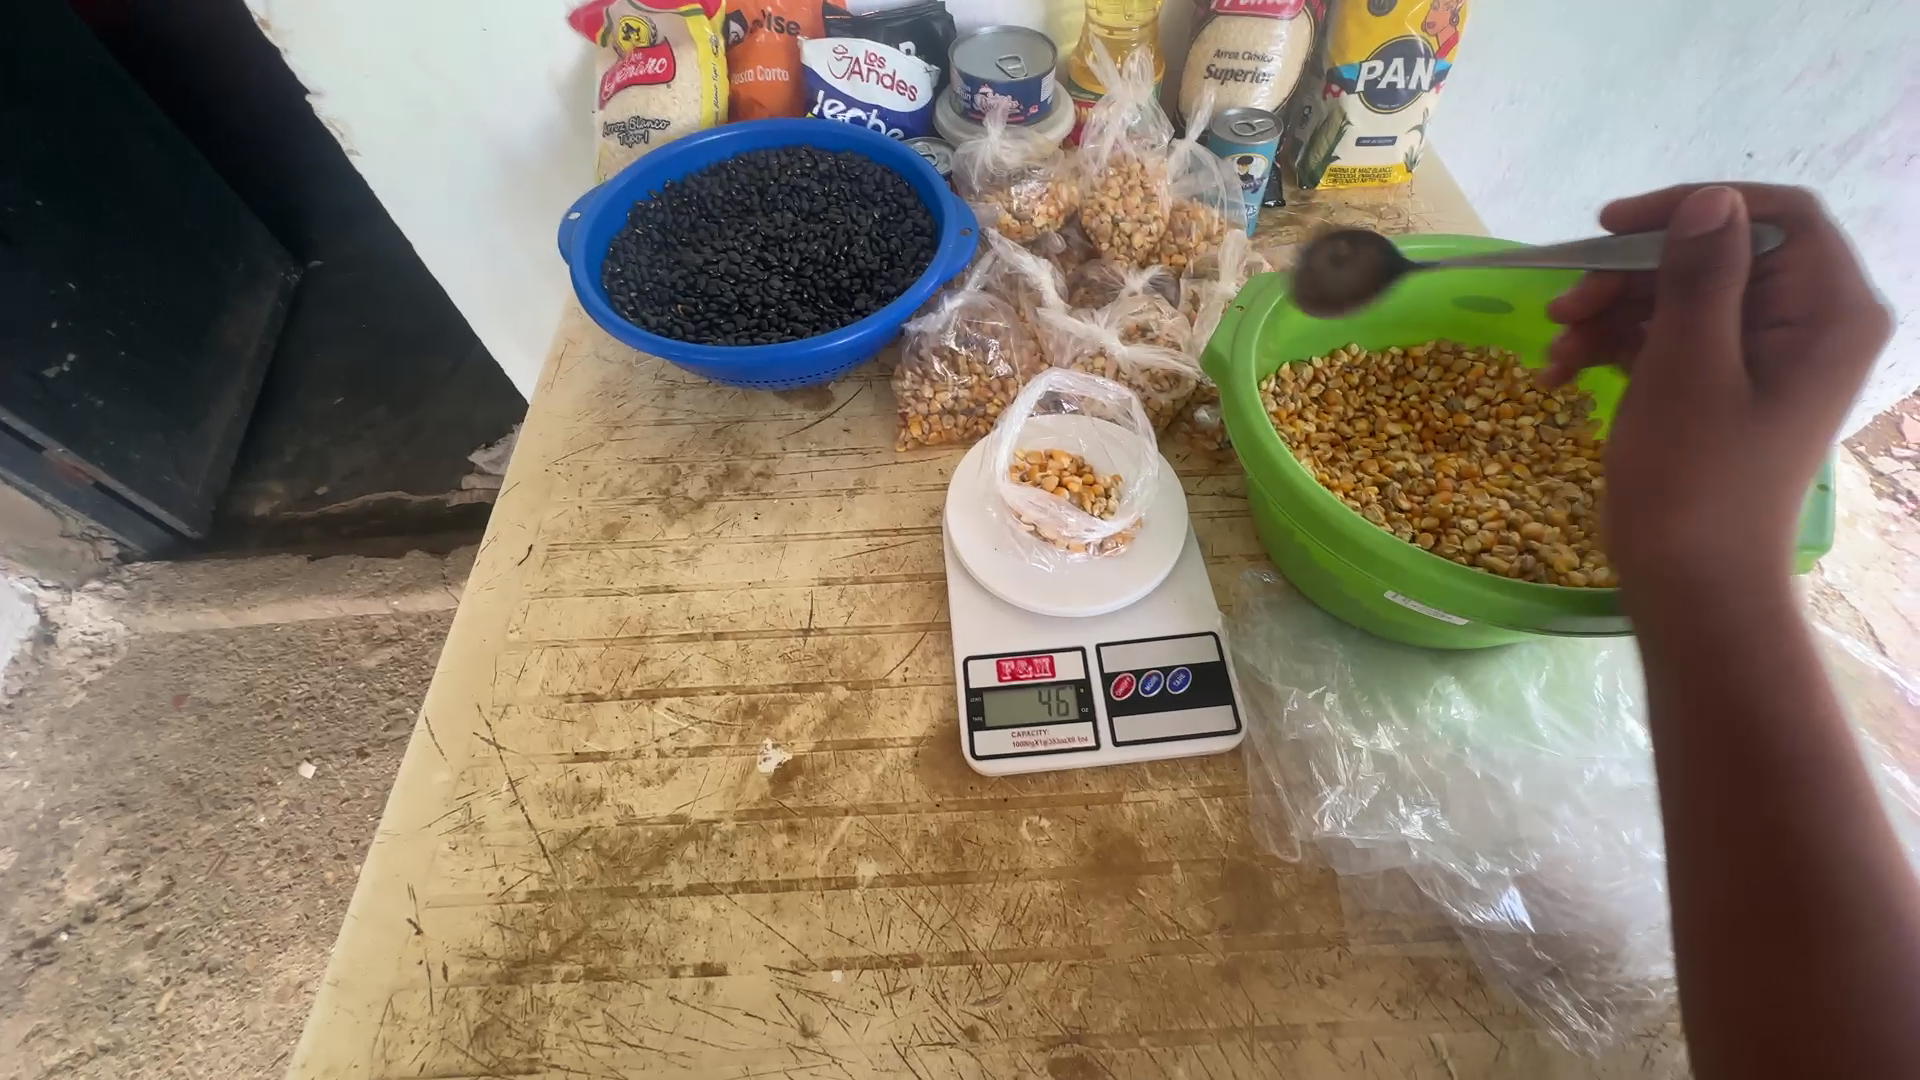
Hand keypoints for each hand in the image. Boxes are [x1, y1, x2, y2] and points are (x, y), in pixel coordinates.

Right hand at [1541, 184, 1889, 591]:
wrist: (1688, 570)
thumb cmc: (1693, 475)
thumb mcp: (1688, 372)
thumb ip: (1702, 280)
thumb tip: (1707, 200)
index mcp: (1825, 312)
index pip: (1773, 218)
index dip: (1689, 209)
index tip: (1604, 226)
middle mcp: (1799, 325)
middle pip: (1710, 261)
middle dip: (1626, 279)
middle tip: (1559, 310)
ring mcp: (1752, 359)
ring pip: (1673, 303)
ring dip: (1605, 319)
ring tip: (1553, 352)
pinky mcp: (1710, 388)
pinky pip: (1658, 344)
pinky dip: (1606, 352)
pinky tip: (1559, 377)